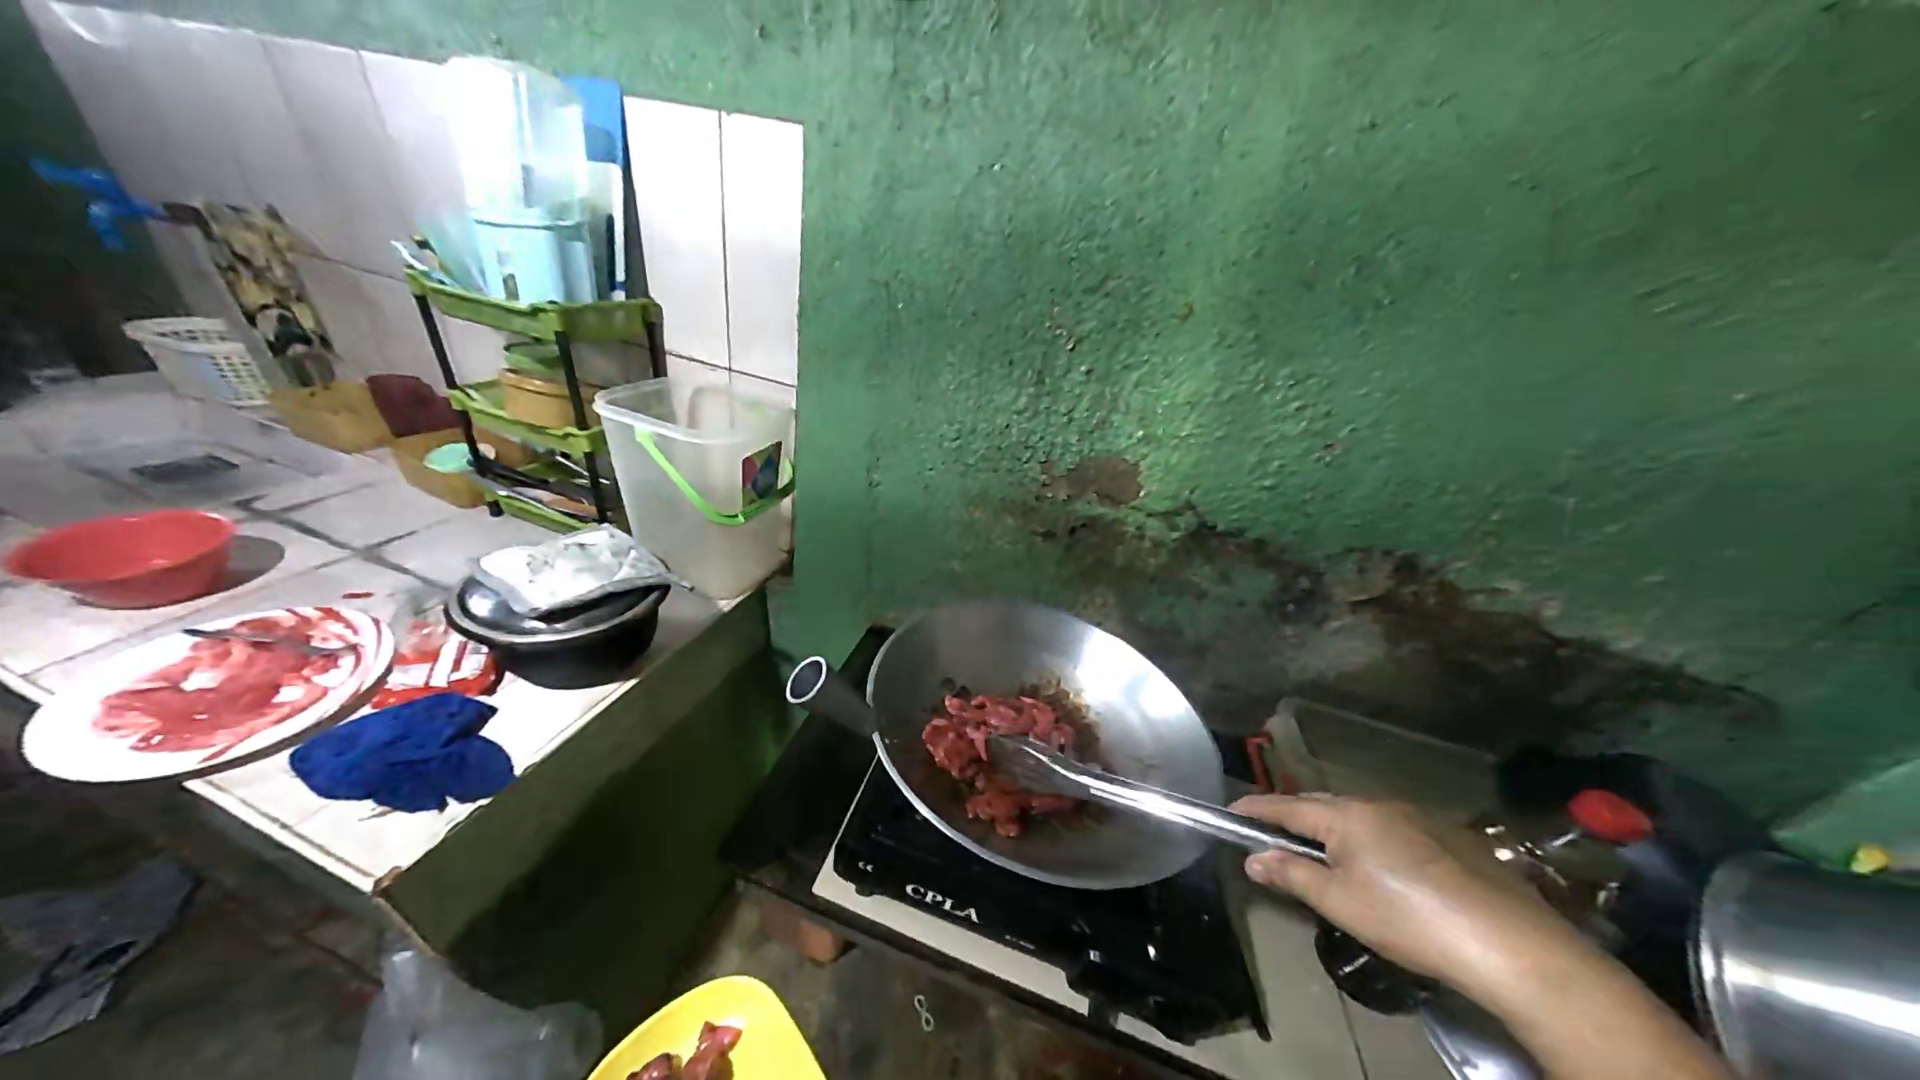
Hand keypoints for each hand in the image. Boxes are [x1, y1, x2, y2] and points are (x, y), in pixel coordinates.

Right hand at [1230, 794, 1582, 997]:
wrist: (1511, 945)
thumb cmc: (1409, 920)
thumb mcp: (1340, 902)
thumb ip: (1292, 875)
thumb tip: (1252, 860)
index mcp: (1346, 815)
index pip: (1286, 806)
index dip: (1255, 809)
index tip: (1230, 811)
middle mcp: (1378, 804)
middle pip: (1322, 805)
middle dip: (1294, 817)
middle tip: (1273, 837)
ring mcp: (1418, 817)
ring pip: (1360, 815)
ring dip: (1334, 828)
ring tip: (1324, 854)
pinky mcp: (1450, 837)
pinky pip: (1392, 827)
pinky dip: (1370, 839)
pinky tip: (1382, 869)